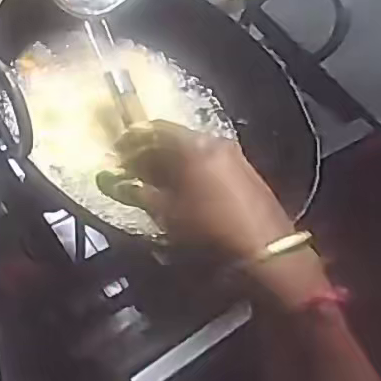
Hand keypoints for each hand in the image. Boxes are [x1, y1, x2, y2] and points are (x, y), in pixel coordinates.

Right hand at [99, 121, 292, 261]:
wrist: (264, 250)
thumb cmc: (208, 229)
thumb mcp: (166, 212)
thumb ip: (138, 192)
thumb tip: (116, 181)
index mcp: (192, 145)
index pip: (152, 130)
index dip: (130, 140)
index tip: (116, 153)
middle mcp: (213, 141)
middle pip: (172, 137)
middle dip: (148, 151)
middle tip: (130, 168)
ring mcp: (232, 154)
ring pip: (190, 149)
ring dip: (169, 160)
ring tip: (152, 180)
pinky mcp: (243, 169)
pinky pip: (206, 159)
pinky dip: (188, 167)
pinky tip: (180, 186)